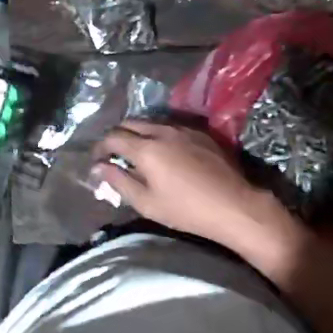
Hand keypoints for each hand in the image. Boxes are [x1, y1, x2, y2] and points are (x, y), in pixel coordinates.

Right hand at [91, 121, 302, 255]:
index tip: (97, 160)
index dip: (100, 148)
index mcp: (145, 148)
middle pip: (130, 123)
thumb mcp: (146, 203)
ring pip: (151, 123)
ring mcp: (183, 129)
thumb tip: (98, 167)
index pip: (112, 137)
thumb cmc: (186, 210)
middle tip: (114, 155)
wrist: (235, 206)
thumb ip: (118, 181)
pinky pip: (171, 126)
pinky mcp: (201, 133)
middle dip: (117, 136)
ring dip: (138, 133)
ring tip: (138, 153)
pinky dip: (159, 135)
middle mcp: (162, 131)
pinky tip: (164, 152)